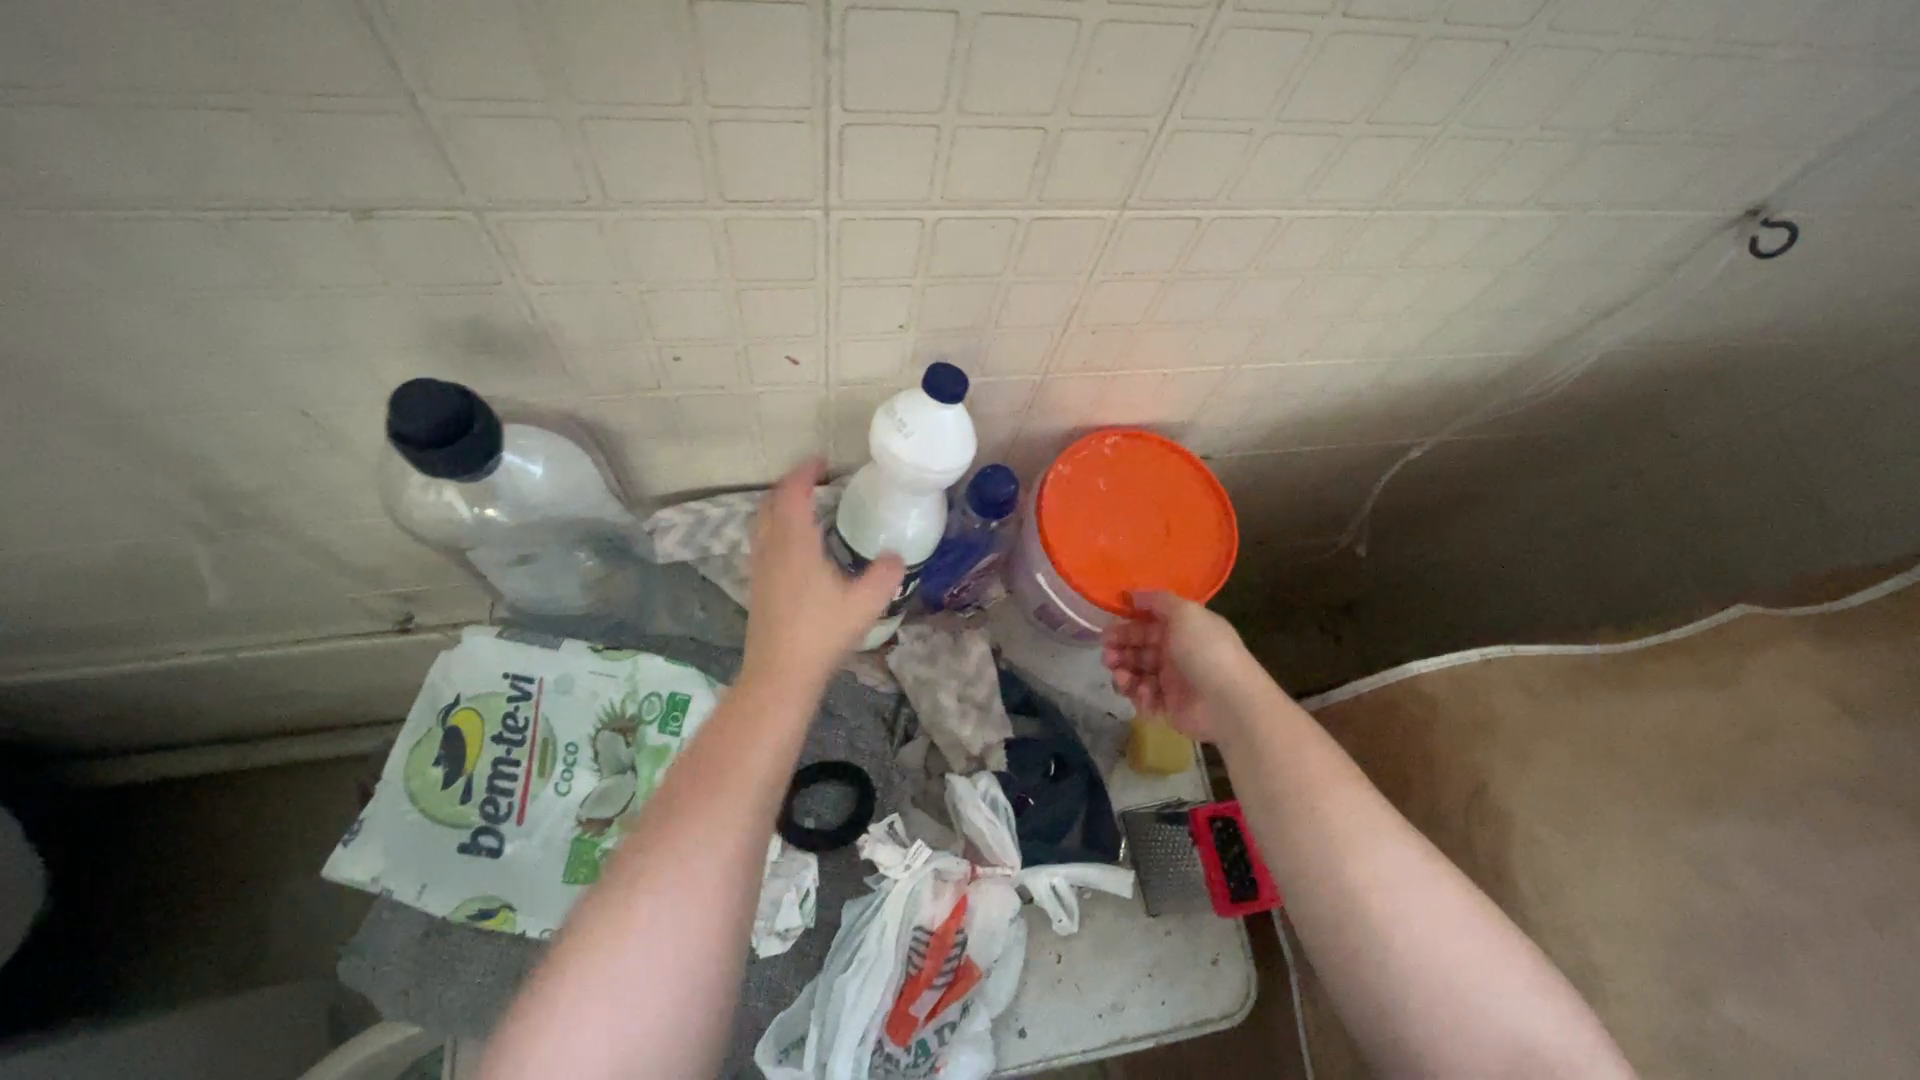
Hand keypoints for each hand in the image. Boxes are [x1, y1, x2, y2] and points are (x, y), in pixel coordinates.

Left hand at [741, 459, 904, 690]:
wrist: (780, 675)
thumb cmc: (821, 635)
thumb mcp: (865, 604)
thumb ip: (885, 574)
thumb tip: (896, 556)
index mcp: (794, 544)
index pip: (792, 493)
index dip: (805, 472)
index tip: (821, 462)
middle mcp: (771, 549)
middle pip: (770, 503)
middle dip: (790, 486)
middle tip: (815, 482)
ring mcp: (759, 569)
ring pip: (762, 524)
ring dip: (780, 508)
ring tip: (807, 510)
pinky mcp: (757, 587)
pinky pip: (763, 543)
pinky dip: (777, 530)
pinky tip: (798, 550)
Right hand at [1102, 590, 1258, 743]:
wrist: (1228, 702)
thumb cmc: (1205, 651)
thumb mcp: (1185, 613)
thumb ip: (1158, 600)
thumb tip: (1133, 594)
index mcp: (1183, 628)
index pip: (1147, 624)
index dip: (1126, 626)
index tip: (1107, 631)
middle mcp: (1177, 652)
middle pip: (1138, 648)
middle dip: (1119, 650)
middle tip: (1108, 656)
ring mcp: (1173, 680)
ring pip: (1137, 673)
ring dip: (1124, 673)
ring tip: (1122, 677)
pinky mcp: (1169, 705)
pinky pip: (1145, 697)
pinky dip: (1139, 695)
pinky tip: (1144, 693)